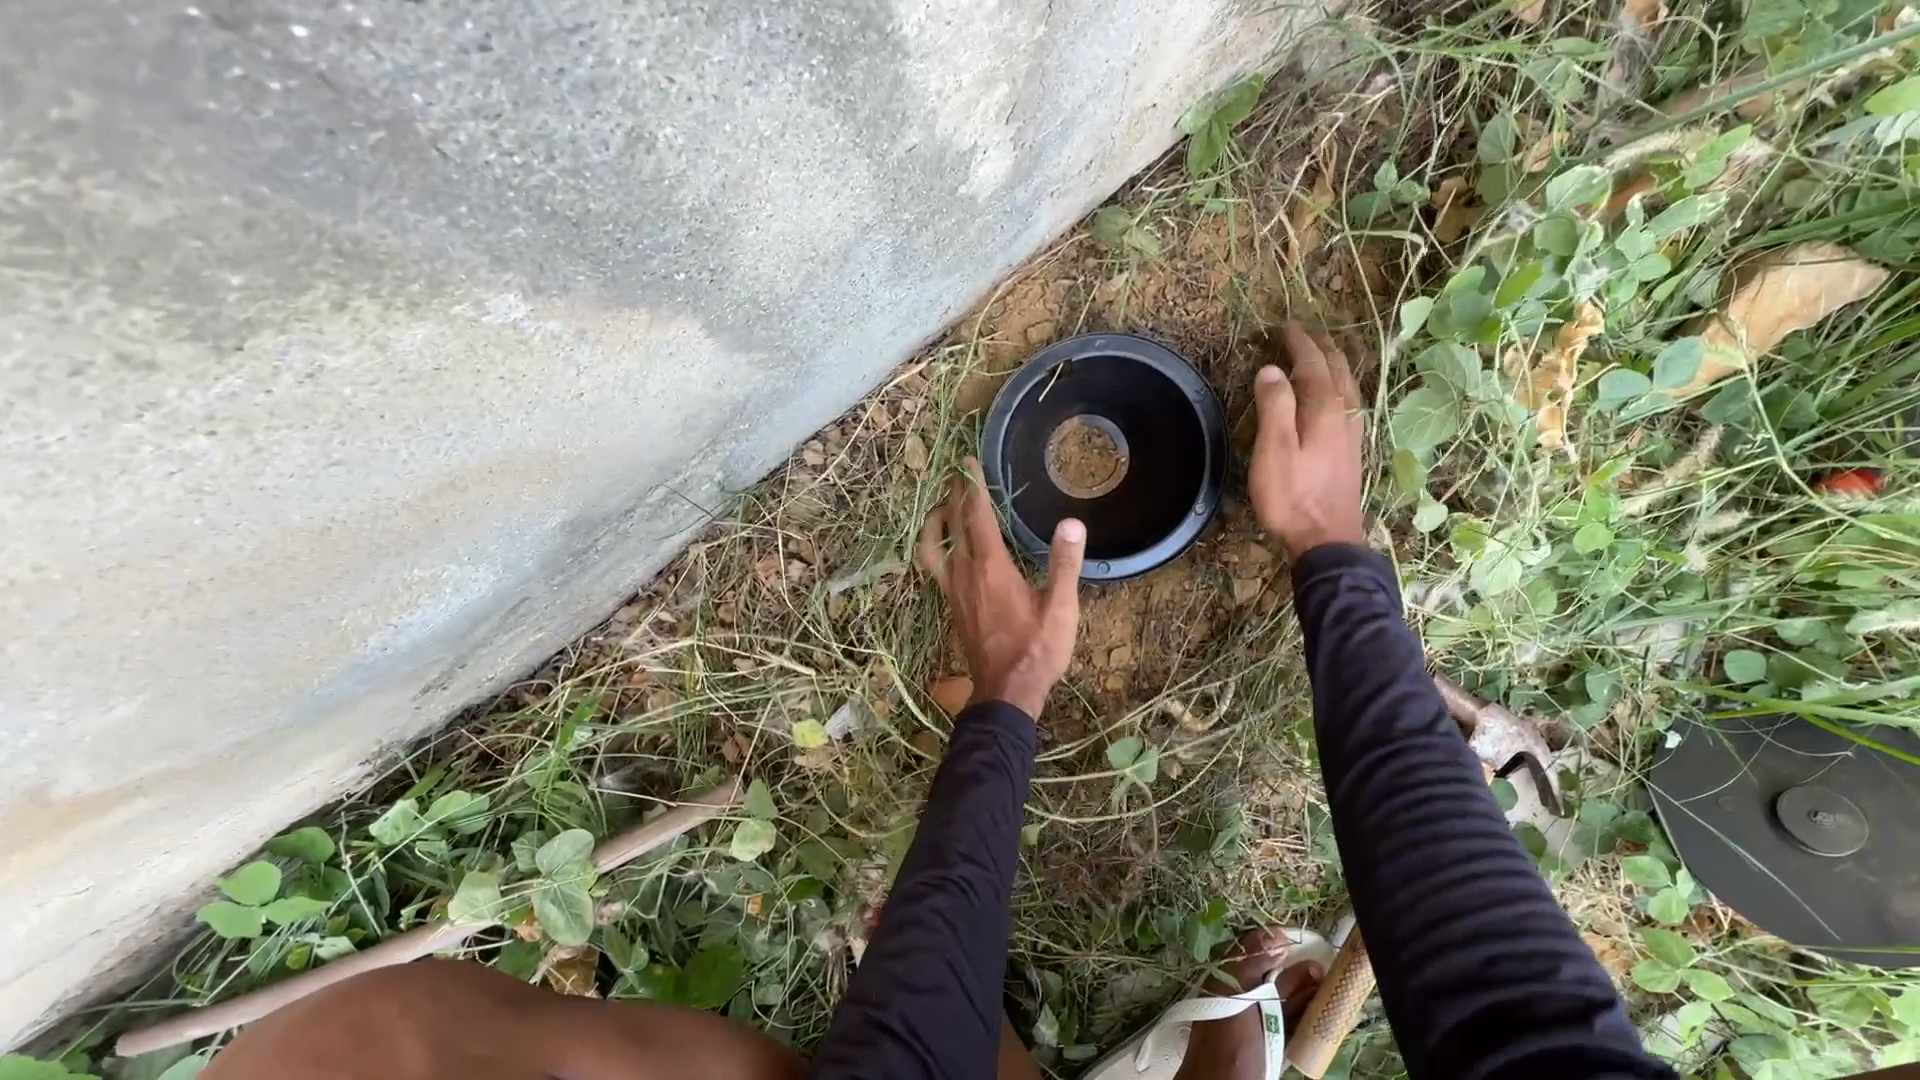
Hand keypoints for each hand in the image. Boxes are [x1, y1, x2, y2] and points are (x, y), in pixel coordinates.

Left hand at [916, 458, 1084, 717]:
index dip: (972, 486)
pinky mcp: (952, 604)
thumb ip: (1064, 564)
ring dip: (937, 520)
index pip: (977, 515)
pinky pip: (935, 566)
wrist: (1006, 692)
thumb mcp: (1060, 608)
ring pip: (935, 545)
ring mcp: (954, 589)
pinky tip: (944, 548)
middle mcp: (965, 572)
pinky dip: (935, 546)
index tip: (968, 462)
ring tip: (940, 504)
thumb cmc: (1037, 650)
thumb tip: (1072, 523)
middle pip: (953, 523)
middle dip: (954, 495)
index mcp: (991, 566)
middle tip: (957, 472)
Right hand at [1249, 326, 1365, 559]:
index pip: (1313, 363)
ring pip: (1346, 384)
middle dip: (1319, 346)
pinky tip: (1332, 396)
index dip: (1299, 342)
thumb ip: (1274, 406)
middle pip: (1336, 368)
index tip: (1283, 326)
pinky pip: (1347, 402)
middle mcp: (1344, 413)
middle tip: (1301, 333)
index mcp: (1324, 408)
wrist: (1327, 539)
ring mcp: (1351, 433)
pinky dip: (1337, 385)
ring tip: (1317, 354)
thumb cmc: (1292, 496)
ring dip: (1331, 364)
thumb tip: (1272, 370)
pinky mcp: (1350, 450)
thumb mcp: (1274, 450)